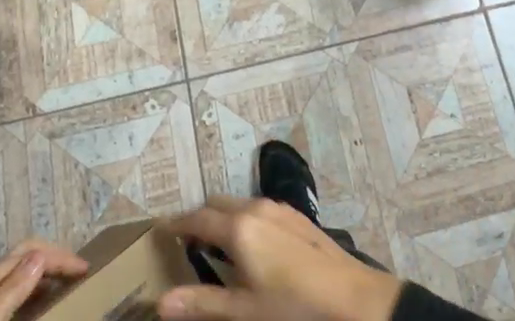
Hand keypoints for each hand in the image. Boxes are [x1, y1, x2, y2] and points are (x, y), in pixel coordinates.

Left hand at [0, 242, 88, 320]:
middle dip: (55, 257)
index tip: (86, 270)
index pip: (31, 253)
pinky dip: (37, 286)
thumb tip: (40, 257)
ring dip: (48, 269)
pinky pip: (17, 287)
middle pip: (26, 254)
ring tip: (69, 281)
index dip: (60, 258)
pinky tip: (46, 298)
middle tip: (81, 270)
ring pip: (22, 268)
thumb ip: (11, 291)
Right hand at [157, 198, 401, 320]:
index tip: (161, 232)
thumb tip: (160, 302)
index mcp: (239, 227)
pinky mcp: (297, 218)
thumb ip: (202, 303)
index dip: (177, 225)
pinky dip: (244, 220)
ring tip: (215, 245)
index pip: (196, 219)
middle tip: (186, 242)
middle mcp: (256, 208)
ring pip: (239, 205)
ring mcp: (280, 209)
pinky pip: (259, 209)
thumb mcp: (244, 311)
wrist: (353, 298)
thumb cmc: (294, 306)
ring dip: (223, 218)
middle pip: (217, 204)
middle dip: (199, 219)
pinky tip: (250, 246)